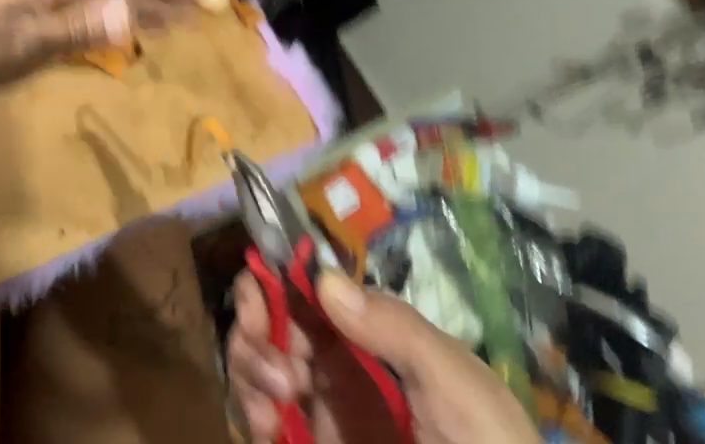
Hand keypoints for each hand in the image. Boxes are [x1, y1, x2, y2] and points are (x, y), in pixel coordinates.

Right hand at [227, 272, 540, 443]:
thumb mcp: (457, 385)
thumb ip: (396, 328)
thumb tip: (322, 277)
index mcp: (372, 336)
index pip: (309, 289)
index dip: (277, 282)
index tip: (263, 301)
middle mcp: (337, 364)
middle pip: (270, 319)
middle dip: (254, 327)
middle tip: (276, 368)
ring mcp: (319, 409)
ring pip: (254, 361)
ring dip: (247, 366)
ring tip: (273, 401)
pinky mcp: (303, 442)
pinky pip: (256, 417)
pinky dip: (247, 410)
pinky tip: (264, 425)